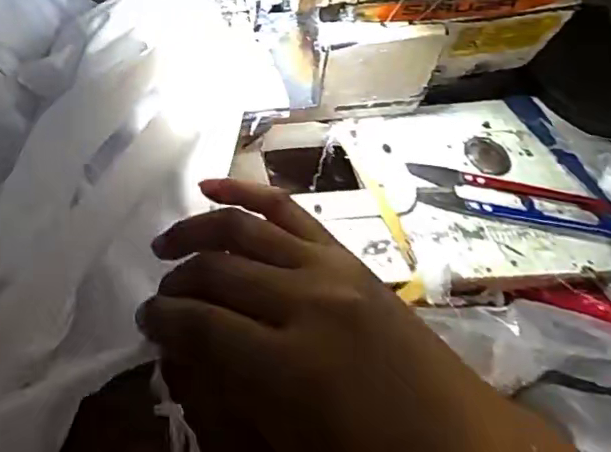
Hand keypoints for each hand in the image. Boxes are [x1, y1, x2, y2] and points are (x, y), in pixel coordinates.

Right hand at [139, 179, 572, 451]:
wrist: (465, 444)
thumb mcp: (294, 447)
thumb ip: (232, 397)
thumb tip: (183, 354)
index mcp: (291, 366)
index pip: (202, 326)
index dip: (163, 320)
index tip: (145, 321)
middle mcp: (304, 302)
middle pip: (217, 272)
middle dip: (176, 280)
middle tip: (158, 293)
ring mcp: (327, 268)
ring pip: (242, 229)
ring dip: (197, 230)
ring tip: (167, 243)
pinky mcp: (344, 253)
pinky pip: (286, 208)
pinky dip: (244, 191)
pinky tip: (210, 185)